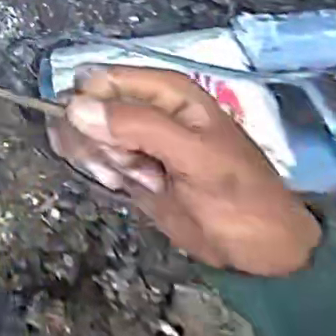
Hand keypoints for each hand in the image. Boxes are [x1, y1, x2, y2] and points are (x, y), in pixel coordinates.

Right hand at [50, 66, 321, 276]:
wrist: (262, 255)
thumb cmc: (239, 198)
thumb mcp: (194, 157)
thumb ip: (136, 125)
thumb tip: (74, 108)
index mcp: (163, 89)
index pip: (99, 80)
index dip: (93, 109)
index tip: (114, 145)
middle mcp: (142, 103)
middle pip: (84, 104)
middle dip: (97, 139)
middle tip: (130, 165)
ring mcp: (130, 133)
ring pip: (80, 128)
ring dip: (97, 157)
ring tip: (136, 178)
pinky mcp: (123, 160)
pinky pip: (86, 150)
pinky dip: (95, 168)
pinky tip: (122, 184)